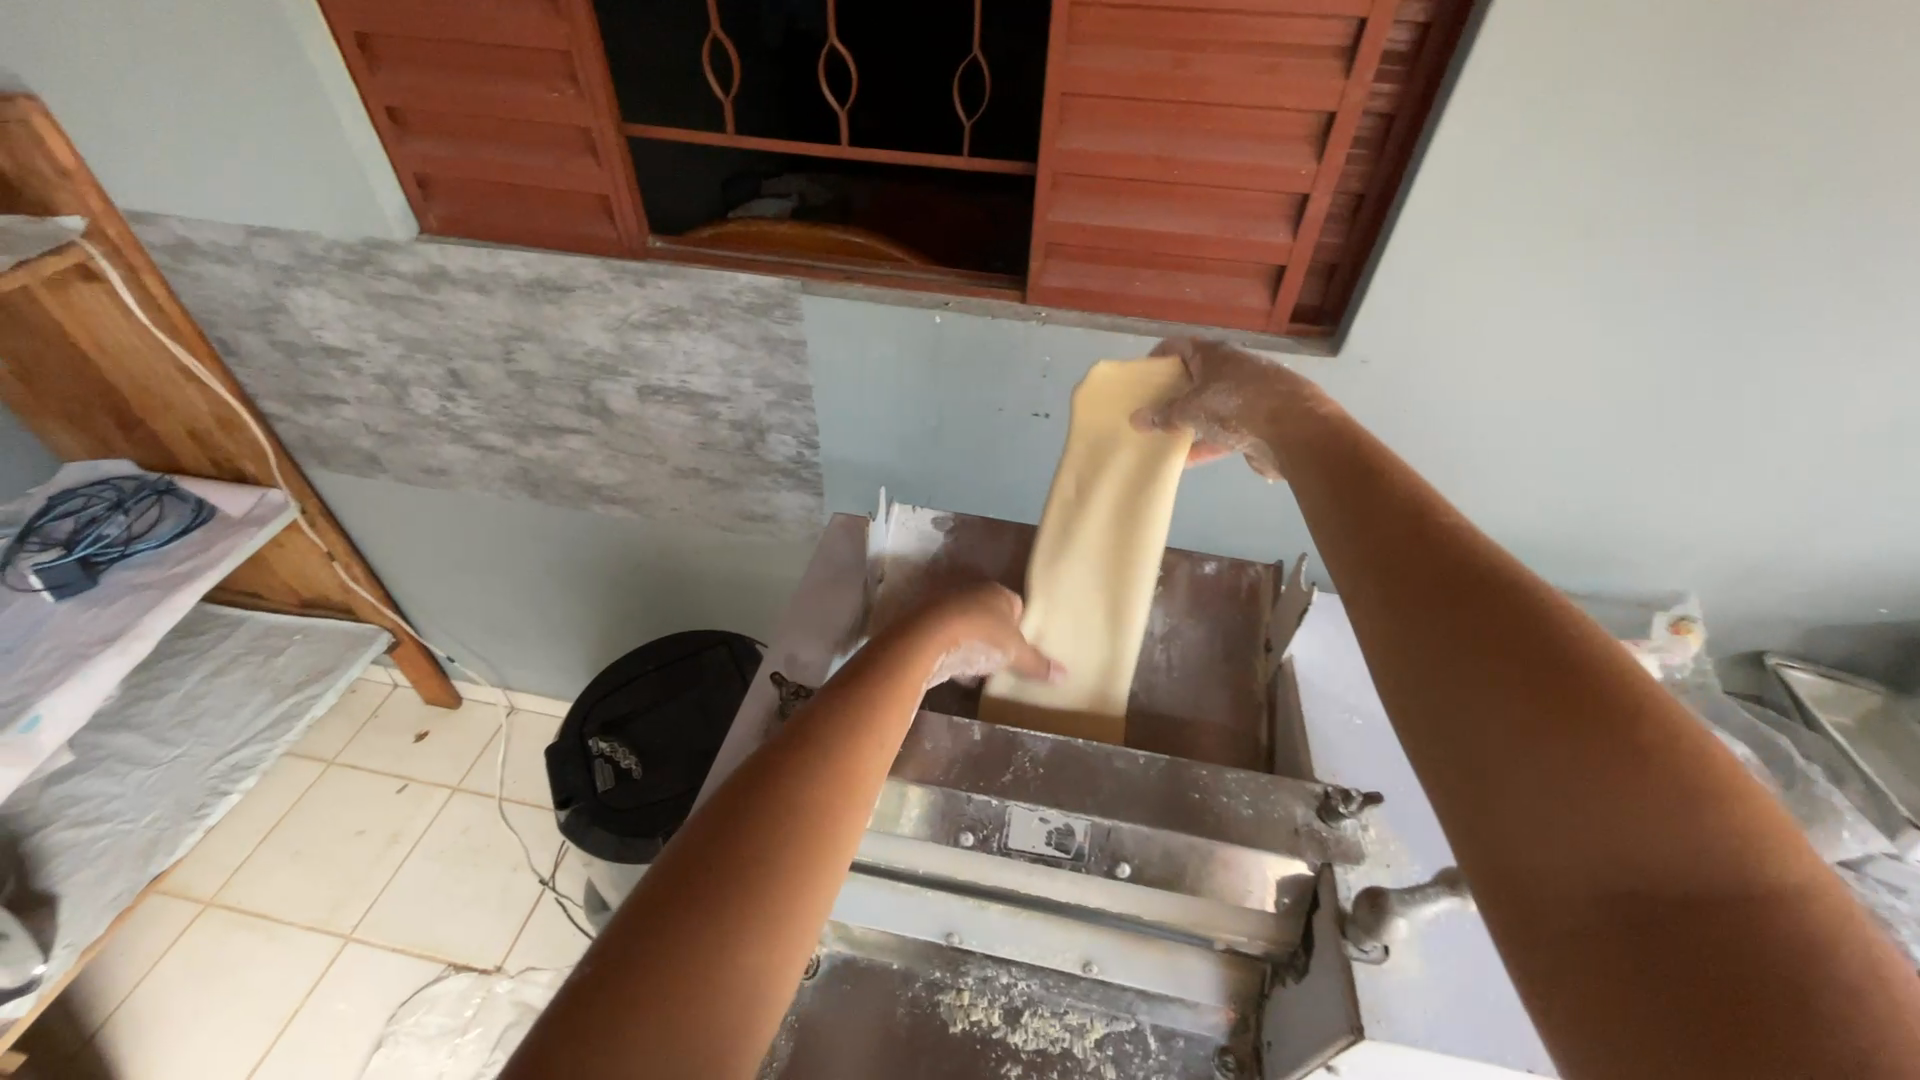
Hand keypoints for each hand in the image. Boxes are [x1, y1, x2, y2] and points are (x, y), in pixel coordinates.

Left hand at [882, 581, 1062, 686]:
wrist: (928, 637)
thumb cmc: (982, 636)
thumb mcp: (1015, 654)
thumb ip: (1037, 663)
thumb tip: (1065, 675)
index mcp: (998, 593)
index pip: (1016, 606)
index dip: (1020, 628)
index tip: (1021, 649)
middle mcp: (972, 593)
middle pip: (990, 617)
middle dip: (996, 639)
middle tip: (1002, 662)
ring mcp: (947, 606)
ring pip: (968, 628)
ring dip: (973, 648)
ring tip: (979, 671)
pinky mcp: (927, 622)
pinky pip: (947, 639)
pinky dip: (953, 653)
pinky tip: (957, 673)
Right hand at [1130, 337, 1324, 479]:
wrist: (1295, 430)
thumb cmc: (1237, 405)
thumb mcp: (1192, 409)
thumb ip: (1164, 415)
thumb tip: (1137, 419)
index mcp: (1215, 355)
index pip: (1181, 346)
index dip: (1159, 357)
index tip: (1141, 376)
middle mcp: (1231, 370)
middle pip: (1195, 377)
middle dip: (1171, 393)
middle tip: (1147, 408)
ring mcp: (1245, 398)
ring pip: (1208, 408)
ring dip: (1187, 421)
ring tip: (1161, 436)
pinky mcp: (1255, 425)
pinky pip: (1221, 434)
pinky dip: (1203, 445)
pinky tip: (1183, 461)